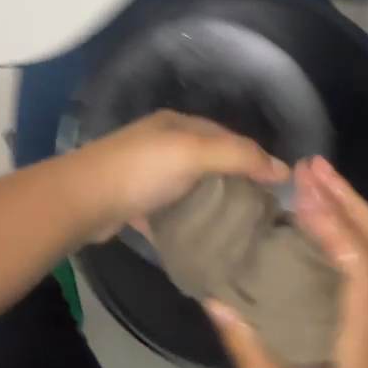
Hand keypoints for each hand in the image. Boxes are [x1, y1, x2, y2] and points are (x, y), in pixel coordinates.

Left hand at [69, 111, 288, 240]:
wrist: (84, 199)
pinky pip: (173, 212)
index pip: (226, 136)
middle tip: (267, 216)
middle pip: (210, 162)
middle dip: (237, 184)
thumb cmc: (141, 169)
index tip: (281, 190)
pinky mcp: (137, 203)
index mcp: (175, 124)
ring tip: (245, 232)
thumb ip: (237, 156)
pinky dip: (191, 224)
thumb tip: (283, 169)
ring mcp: (147, 174)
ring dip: (214, 206)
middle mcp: (162, 143)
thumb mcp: (193, 152)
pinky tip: (209, 242)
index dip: (254, 158)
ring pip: (192, 188)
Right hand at [206, 158, 367, 367]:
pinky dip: (359, 235)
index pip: (361, 264)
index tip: (300, 192)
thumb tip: (214, 302)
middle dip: (348, 200)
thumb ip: (251, 356)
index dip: (334, 223)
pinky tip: (330, 228)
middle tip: (310, 166)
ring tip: (319, 182)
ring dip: (356, 213)